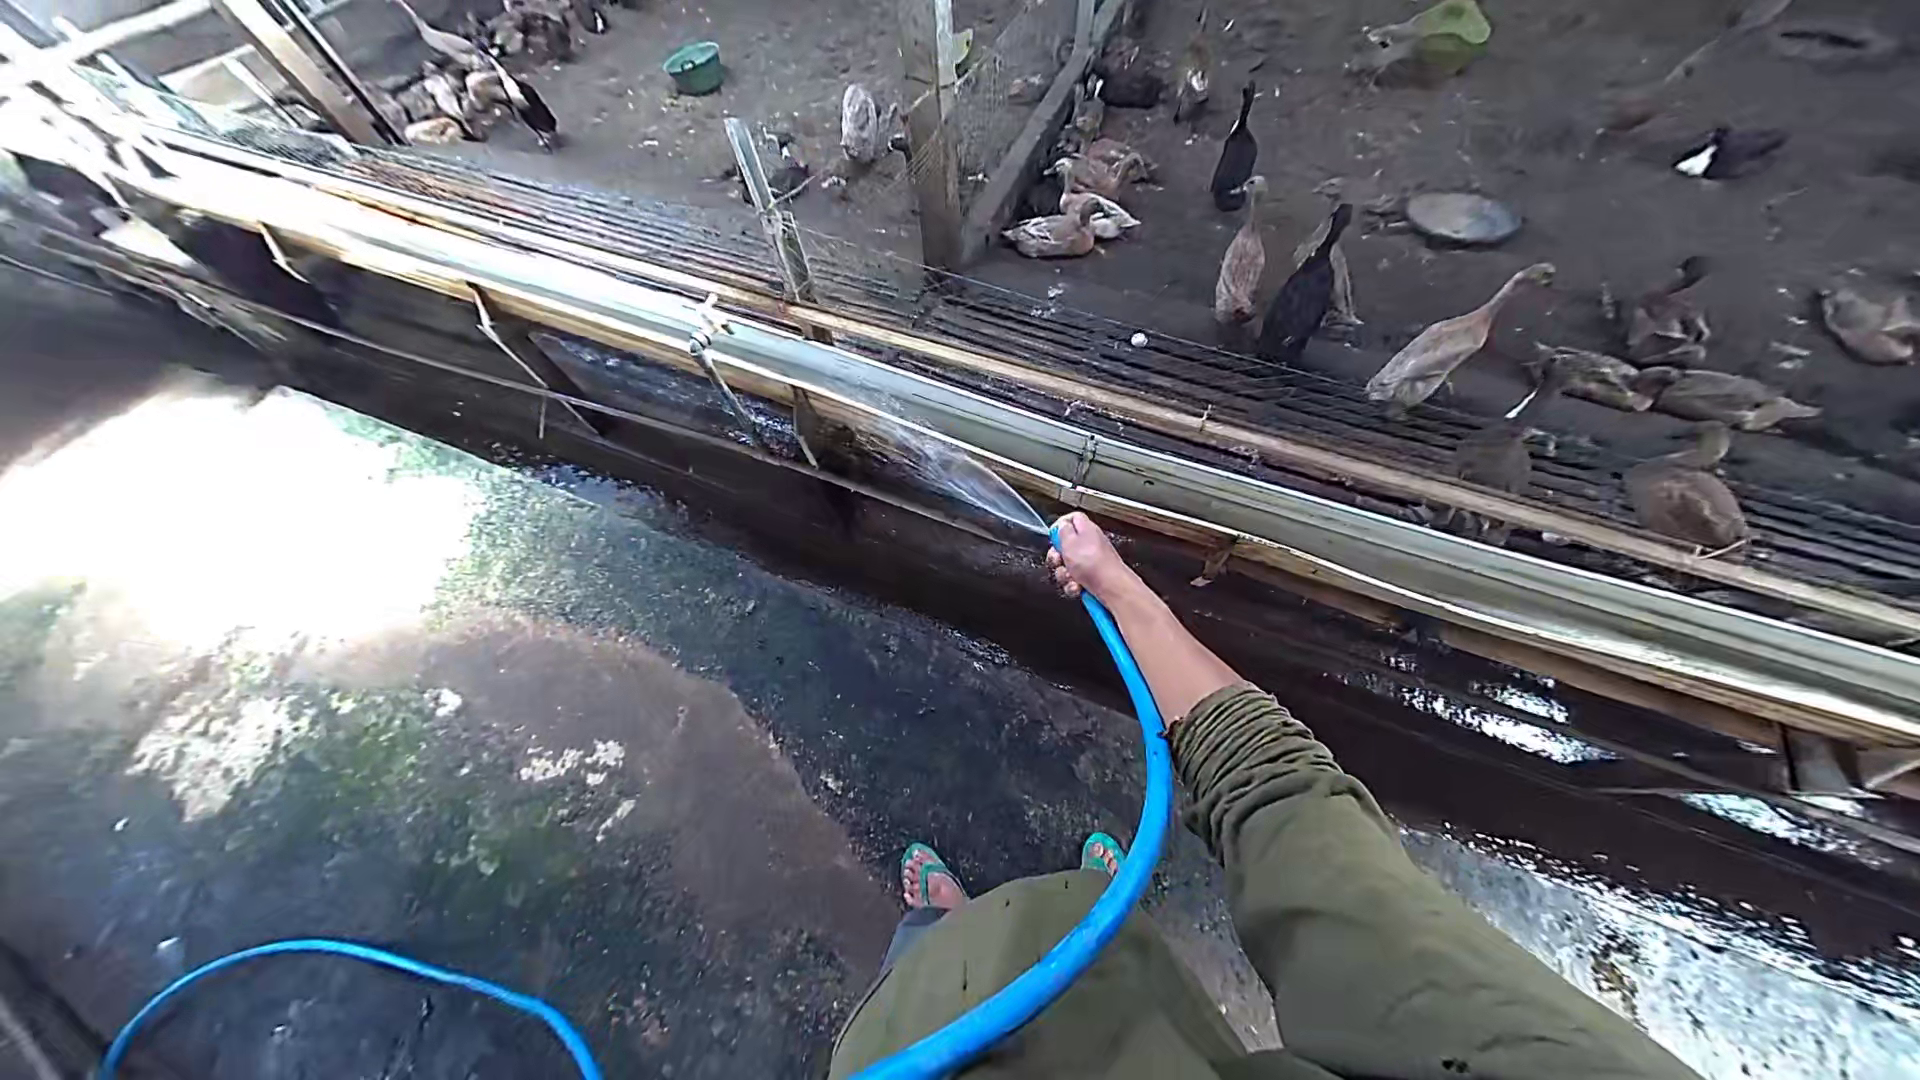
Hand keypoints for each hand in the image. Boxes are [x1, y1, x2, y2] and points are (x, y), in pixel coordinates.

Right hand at [1046, 512, 1146, 605]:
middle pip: (1065, 547)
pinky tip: (1078, 587)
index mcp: (1087, 530)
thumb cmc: (1095, 565)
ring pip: (1067, 567)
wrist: (1111, 588)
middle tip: (1059, 561)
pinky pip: (1074, 581)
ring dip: (1064, 575)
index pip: (1072, 519)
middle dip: (1057, 557)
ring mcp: (1092, 563)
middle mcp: (1090, 545)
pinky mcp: (1092, 579)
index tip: (1054, 537)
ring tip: (1071, 577)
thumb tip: (1059, 526)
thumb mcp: (1070, 541)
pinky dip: (1073, 586)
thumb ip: (1062, 530)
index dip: (1060, 527)